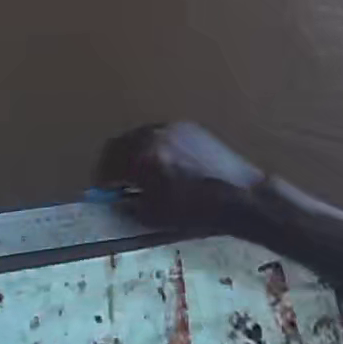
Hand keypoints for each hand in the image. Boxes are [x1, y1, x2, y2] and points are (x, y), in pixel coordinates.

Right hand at [96, 122, 269, 234]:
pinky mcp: (190, 127)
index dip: (101, 176)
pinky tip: (163, 163)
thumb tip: (116, 201)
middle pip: (121, 143)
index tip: (102, 189)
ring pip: (141, 135)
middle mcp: (155, 135)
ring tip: (139, 172)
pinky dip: (153, 146)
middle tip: (115, 180)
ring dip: (133, 152)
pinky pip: (161, 133)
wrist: (241, 194)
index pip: (108, 161)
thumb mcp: (156, 216)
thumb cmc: (198, 211)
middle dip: (114, 161)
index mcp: (144, 157)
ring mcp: (174, 127)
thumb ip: (130, 206)